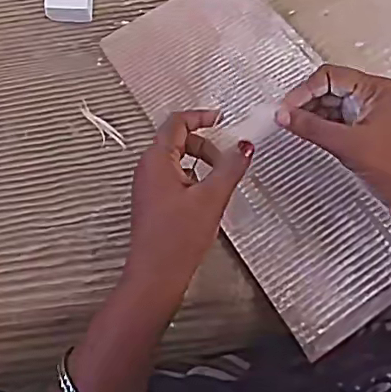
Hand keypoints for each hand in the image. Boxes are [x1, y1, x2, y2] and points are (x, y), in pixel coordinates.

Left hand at [122, 110, 252, 305]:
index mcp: (156, 159)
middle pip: (177, 139)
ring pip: (176, 159)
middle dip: (204, 145)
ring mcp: (148, 183)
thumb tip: (243, 147)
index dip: (200, 116)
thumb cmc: (177, 238)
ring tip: (218, 184)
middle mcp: (147, 167)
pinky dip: (192, 178)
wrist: (155, 275)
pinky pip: (173, 176)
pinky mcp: (152, 199)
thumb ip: (229, 168)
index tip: (220, 118)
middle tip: (226, 161)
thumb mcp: (211, 198)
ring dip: (199, 163)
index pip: (176, 122)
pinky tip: (205, 199)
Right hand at [275, 65, 390, 213]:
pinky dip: (325, 126)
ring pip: (335, 104)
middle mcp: (379, 97)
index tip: (287, 109)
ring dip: (315, 115)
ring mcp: (376, 115)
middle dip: (307, 102)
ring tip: (298, 128)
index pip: (330, 76)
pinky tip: (313, 135)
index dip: (304, 91)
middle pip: (331, 88)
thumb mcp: (349, 145)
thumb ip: (311, 126)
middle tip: (288, 118)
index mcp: (379, 90)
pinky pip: (342, 120)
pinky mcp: (373, 132)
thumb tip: (285, 114)